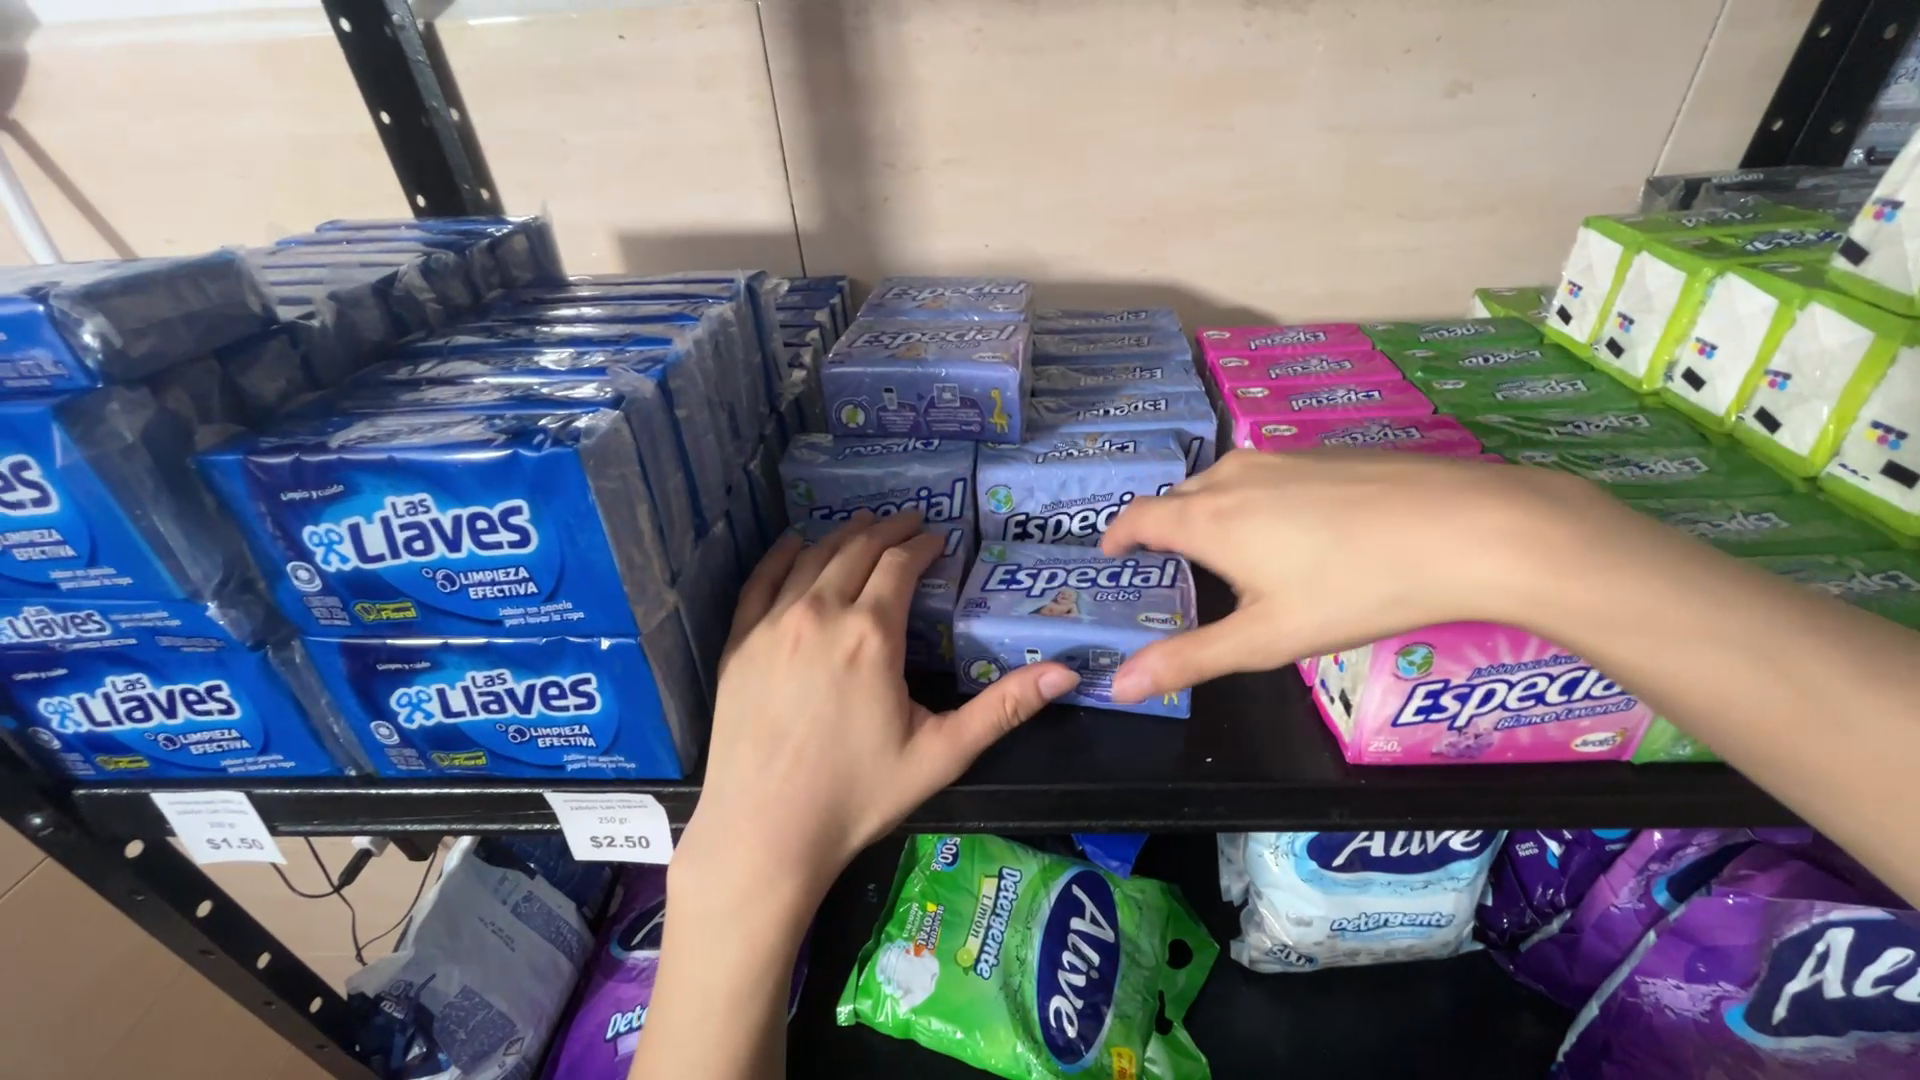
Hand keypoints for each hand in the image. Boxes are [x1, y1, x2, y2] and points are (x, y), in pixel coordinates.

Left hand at [675, 510, 1080, 905]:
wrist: (766, 833)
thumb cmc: (858, 795)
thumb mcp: (942, 754)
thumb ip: (1004, 708)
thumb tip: (1067, 673)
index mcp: (872, 634)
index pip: (900, 564)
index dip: (922, 545)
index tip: (937, 538)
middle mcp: (820, 613)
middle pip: (857, 550)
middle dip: (888, 529)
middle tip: (909, 519)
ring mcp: (773, 625)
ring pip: (812, 558)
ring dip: (843, 535)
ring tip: (865, 523)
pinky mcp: (740, 643)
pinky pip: (762, 581)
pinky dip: (782, 555)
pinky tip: (796, 544)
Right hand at [1098, 449, 1597, 703]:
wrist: (1470, 529)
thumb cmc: (1354, 589)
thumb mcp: (1266, 638)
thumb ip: (1189, 660)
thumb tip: (1119, 685)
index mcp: (1209, 518)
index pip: (1139, 516)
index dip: (1117, 535)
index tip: (1112, 555)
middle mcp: (1235, 476)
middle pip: (1179, 498)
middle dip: (1163, 527)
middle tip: (1171, 565)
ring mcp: (1283, 458)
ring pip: (1224, 483)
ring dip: (1209, 511)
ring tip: (1228, 550)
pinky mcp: (1327, 454)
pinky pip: (1266, 475)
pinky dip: (1253, 500)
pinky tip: (1296, 532)